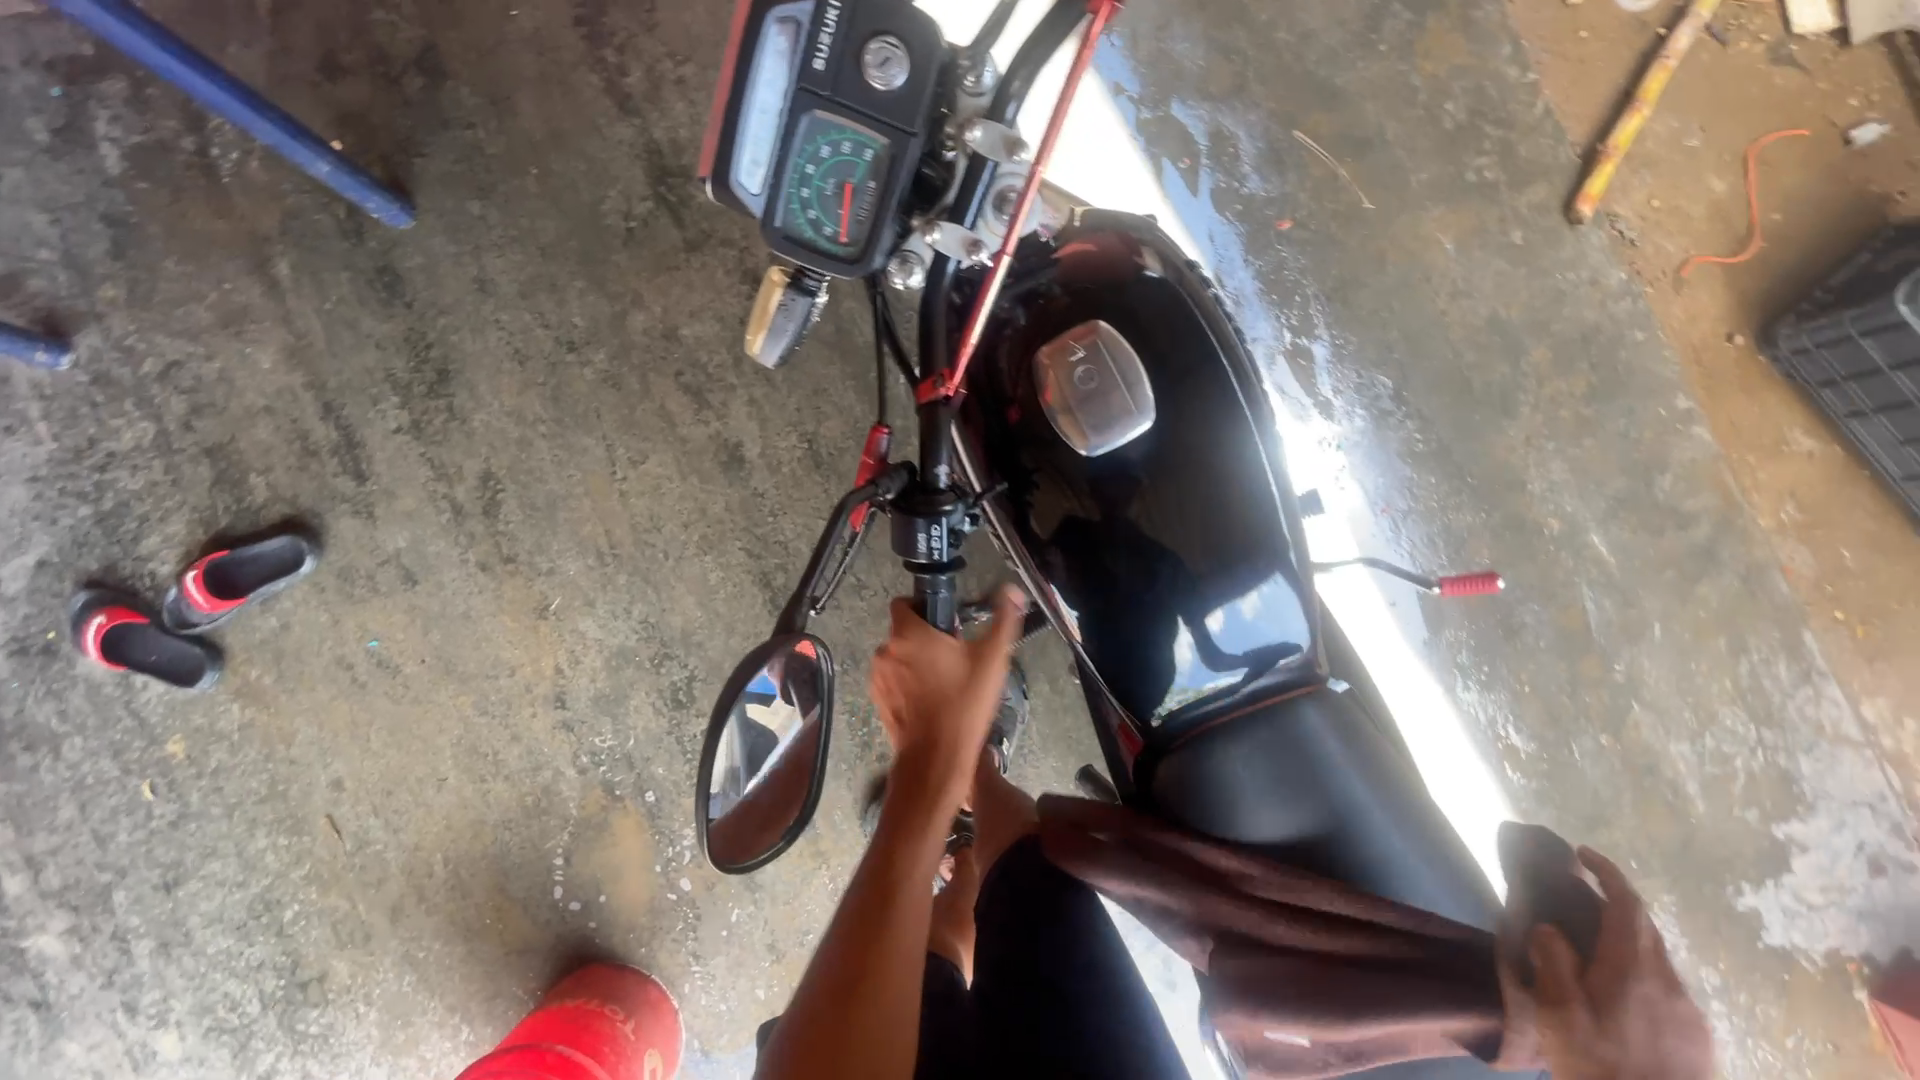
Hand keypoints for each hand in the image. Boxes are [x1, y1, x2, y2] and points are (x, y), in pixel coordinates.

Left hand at [868, 584, 1026, 816]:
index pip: (904, 603)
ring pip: (897, 658)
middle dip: (925, 639)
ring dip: (915, 663)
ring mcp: (878, 678)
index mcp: (908, 633)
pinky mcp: (877, 701)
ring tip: (944, 682)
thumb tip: (1012, 590)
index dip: (923, 607)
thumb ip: (1004, 619)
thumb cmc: (964, 703)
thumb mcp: (993, 659)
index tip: (945, 624)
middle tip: (954, 657)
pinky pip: (892, 682)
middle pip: (903, 632)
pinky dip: (907, 685)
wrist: (936, 757)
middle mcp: (885, 650)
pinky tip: (931, 701)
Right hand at [1527, 847, 1712, 1079]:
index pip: (1627, 904)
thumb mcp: (1558, 1012)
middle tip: (1580, 898)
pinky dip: (1640, 973)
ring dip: (1628, 941)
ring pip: (1658, 960)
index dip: (1607, 872)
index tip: (1582, 854)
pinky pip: (1667, 989)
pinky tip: (1618, 996)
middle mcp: (1670, 983)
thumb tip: (1550, 928)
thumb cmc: (1599, 1065)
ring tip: (1593, 950)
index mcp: (1634, 968)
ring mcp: (1691, 1014)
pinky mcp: (1699, 1041)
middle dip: (1616, 904)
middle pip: (1647, 928)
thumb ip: (1553, 960)